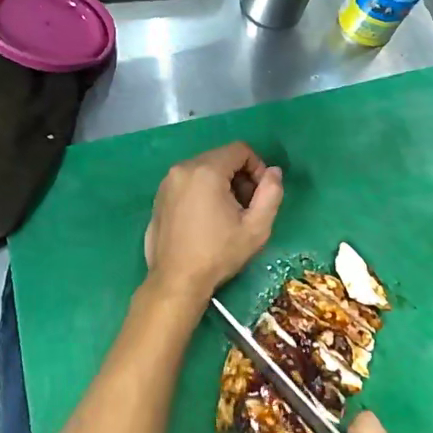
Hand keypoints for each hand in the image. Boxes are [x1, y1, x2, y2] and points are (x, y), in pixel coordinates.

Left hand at [143, 142, 283, 300]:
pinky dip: (203, 191)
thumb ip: (271, 193)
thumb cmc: (218, 254)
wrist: (176, 282)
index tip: (261, 194)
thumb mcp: (256, 227)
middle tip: (246, 206)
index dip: (257, 167)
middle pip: (222, 158)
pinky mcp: (159, 197)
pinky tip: (207, 220)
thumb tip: (273, 172)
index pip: (240, 150)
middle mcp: (182, 169)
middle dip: (240, 177)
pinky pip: (189, 182)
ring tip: (227, 215)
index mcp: (206, 171)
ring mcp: (167, 183)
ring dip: (222, 184)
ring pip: (205, 169)